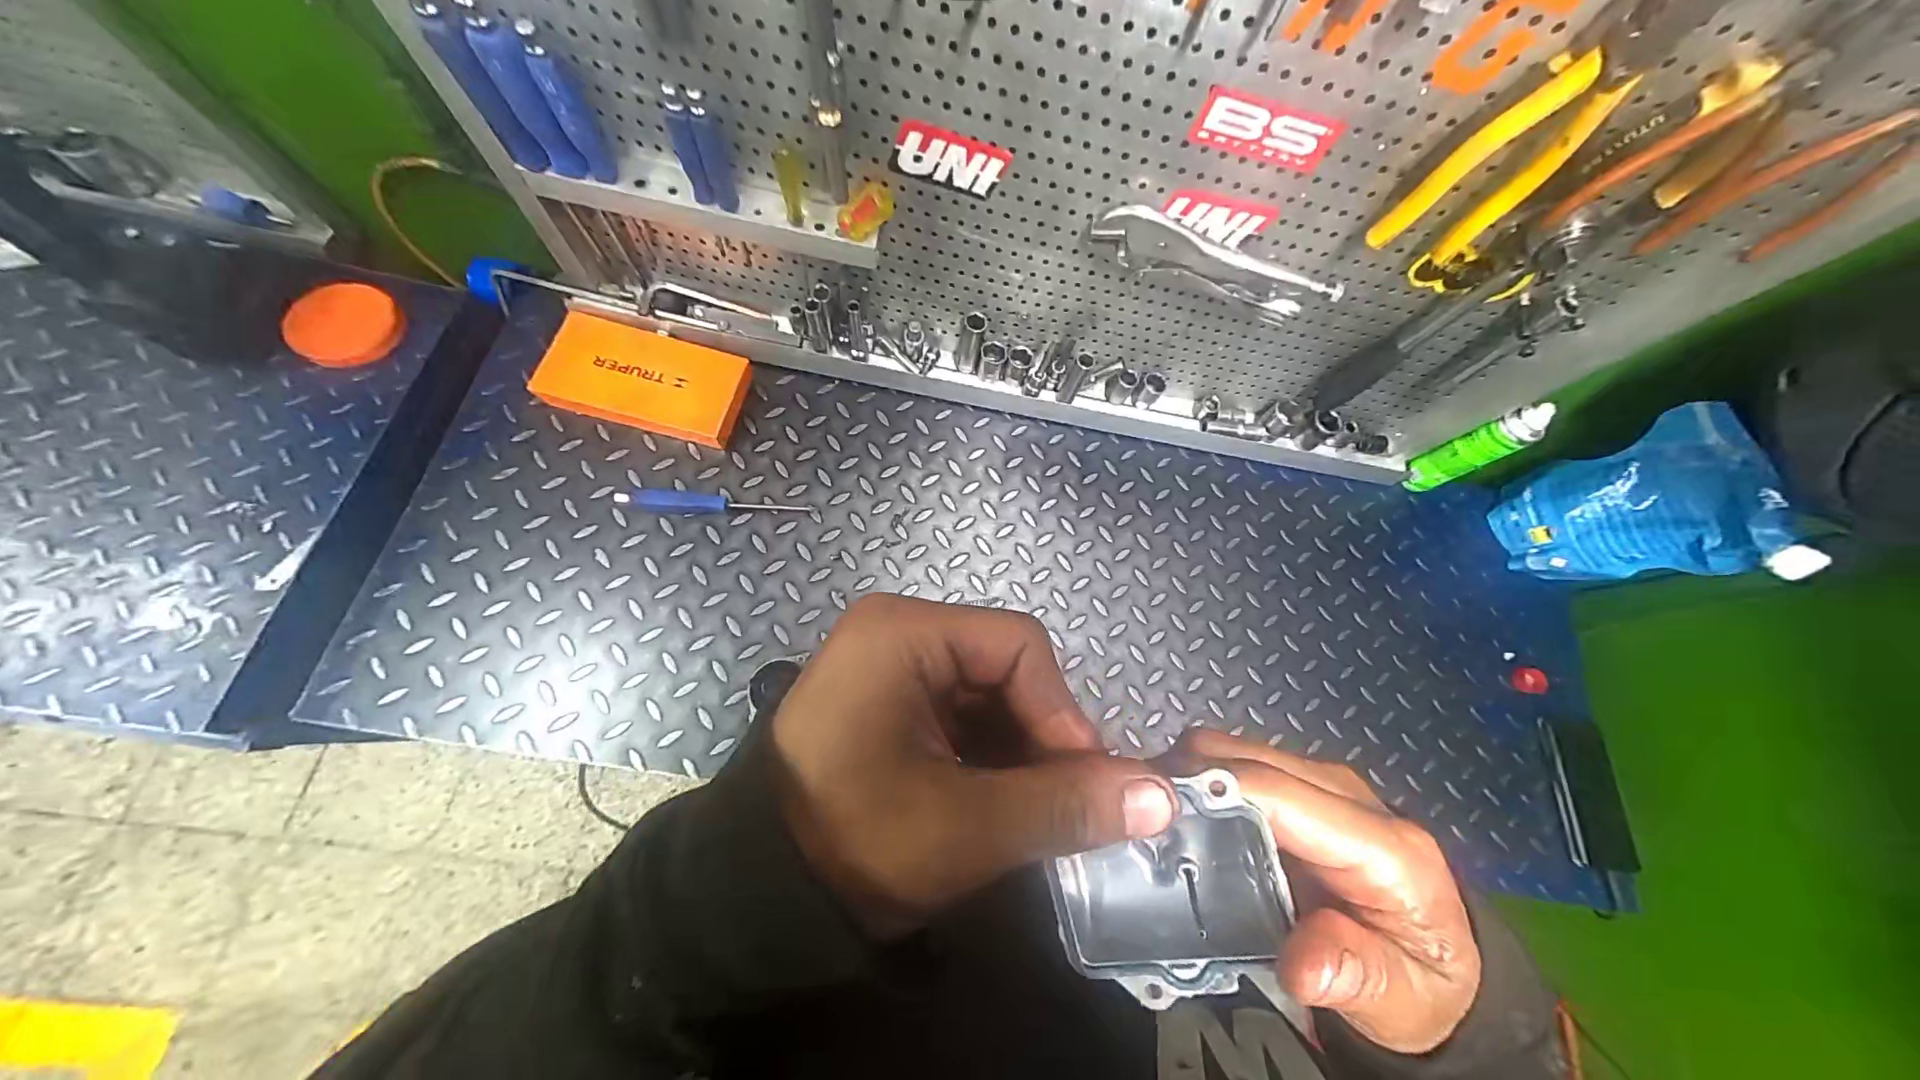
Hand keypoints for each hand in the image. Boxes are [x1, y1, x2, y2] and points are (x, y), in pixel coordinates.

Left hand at [770, 595, 1177, 935]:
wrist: (751, 893)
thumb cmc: (851, 839)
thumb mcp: (965, 826)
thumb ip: (1064, 805)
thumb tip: (1161, 797)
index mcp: (903, 632)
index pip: (1019, 647)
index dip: (1062, 713)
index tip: (1085, 783)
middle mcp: (895, 634)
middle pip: (1005, 670)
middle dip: (1039, 739)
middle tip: (1059, 805)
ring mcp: (887, 668)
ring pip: (986, 698)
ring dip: (1017, 754)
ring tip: (1026, 812)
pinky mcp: (885, 704)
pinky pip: (957, 717)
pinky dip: (987, 758)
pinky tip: (992, 803)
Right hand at [1173, 730, 1480, 1054]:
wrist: (1438, 961)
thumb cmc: (1417, 982)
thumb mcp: (1399, 1001)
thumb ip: (1355, 977)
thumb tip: (1302, 965)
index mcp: (1379, 842)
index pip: (1280, 792)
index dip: (1212, 788)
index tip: (1152, 807)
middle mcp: (1344, 794)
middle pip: (1243, 756)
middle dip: (1184, 777)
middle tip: (1139, 823)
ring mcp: (1316, 783)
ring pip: (1228, 751)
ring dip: (1184, 776)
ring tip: (1152, 822)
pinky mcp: (1293, 786)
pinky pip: (1229, 764)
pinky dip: (1194, 781)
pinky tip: (1178, 819)